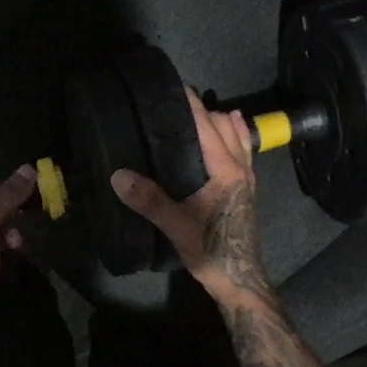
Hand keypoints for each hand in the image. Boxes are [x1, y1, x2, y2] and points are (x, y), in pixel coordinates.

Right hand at [110, 90, 267, 301]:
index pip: (208, 126)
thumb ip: (149, 199)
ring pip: (238, 138)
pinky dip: (234, 137)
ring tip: (202, 112)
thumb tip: (118, 175)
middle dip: (204, 110)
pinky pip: (243, 152)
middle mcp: (240, 167)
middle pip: (225, 126)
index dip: (191, 105)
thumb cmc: (211, 250)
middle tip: (177, 102)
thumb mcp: (175, 226)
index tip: (173, 87)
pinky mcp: (246, 191)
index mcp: (225, 169)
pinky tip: (227, 137)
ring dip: (221, 122)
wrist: (240, 278)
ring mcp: (247, 179)